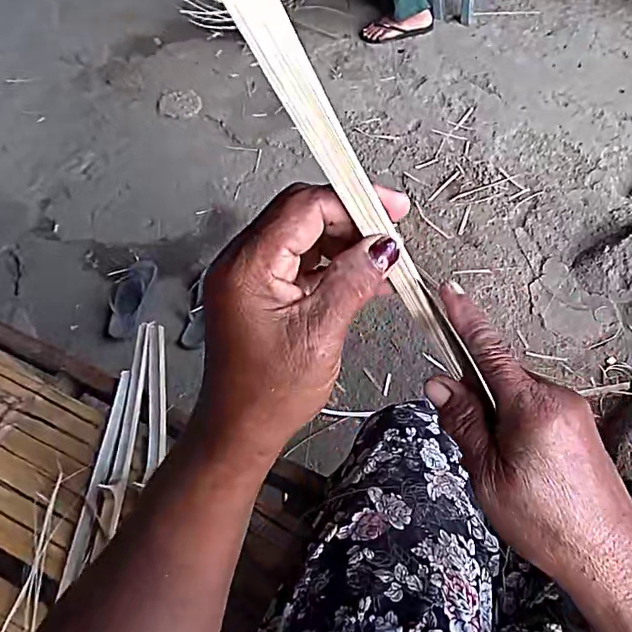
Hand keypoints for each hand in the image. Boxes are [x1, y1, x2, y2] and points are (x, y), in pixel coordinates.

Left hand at [198, 183, 409, 453]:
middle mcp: (243, 264)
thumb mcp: (320, 334)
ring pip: (306, 237)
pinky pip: (303, 262)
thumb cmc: (265, 394)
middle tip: (389, 235)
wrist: (242, 428)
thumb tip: (382, 248)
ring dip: (346, 244)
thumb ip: (353, 282)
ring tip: (381, 262)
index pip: (304, 207)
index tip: (388, 209)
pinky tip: (363, 279)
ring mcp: (252, 276)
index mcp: (248, 267)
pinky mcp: (263, 291)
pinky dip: (335, 265)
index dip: (352, 202)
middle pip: (303, 215)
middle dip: (351, 220)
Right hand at [425, 283, 631, 604]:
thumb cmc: (549, 523)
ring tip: (503, 468)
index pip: (487, 351)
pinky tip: (522, 464)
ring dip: (499, 417)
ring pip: (518, 395)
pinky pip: (537, 408)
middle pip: (501, 377)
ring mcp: (573, 409)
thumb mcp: (490, 476)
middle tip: (470, 444)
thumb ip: (464, 423)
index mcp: (531, 406)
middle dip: (477, 399)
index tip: (449, 293)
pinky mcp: (581, 423)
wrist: (609, 553)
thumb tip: (440, 385)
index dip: (464, 319)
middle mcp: (557, 397)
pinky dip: (518, 424)